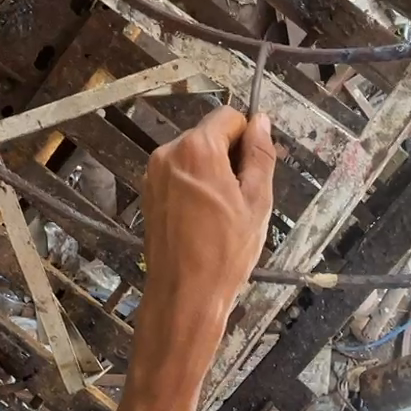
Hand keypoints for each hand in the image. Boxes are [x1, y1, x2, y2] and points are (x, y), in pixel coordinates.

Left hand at [140, 106, 275, 323]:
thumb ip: (260, 155)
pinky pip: (179, 177)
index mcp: (197, 148)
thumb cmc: (225, 252)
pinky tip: (203, 220)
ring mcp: (154, 175)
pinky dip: (194, 188)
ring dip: (212, 174)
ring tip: (223, 214)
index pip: (229, 117)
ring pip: (194, 158)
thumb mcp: (256, 202)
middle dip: (229, 157)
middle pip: (209, 136)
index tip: (256, 169)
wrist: (184, 294)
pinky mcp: (148, 195)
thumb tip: (262, 122)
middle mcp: (168, 153)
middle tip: (243, 198)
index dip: (248, 138)